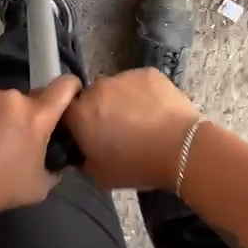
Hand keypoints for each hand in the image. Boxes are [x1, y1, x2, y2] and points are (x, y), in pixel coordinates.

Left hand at [0, 78, 82, 215]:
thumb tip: (60, 158)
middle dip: (24, 115)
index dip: (69, 88)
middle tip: (10, 139)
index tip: (67, 94)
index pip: (64, 86)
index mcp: (37, 117)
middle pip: (27, 99)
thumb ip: (56, 167)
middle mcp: (13, 98)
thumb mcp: (39, 187)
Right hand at [64, 69, 201, 190]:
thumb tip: (81, 151)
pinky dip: (143, 93)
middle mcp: (97, 88)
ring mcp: (124, 76)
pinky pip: (138, 82)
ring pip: (116, 87)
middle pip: (92, 97)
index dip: (76, 123)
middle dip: (99, 110)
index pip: (66, 112)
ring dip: (121, 100)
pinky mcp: (149, 72)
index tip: (87, 134)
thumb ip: (82, 159)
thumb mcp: (99, 175)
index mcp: (80, 113)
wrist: (181, 149)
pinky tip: (156, 110)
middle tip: (116, 129)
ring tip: (140, 120)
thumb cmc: (137, 165)